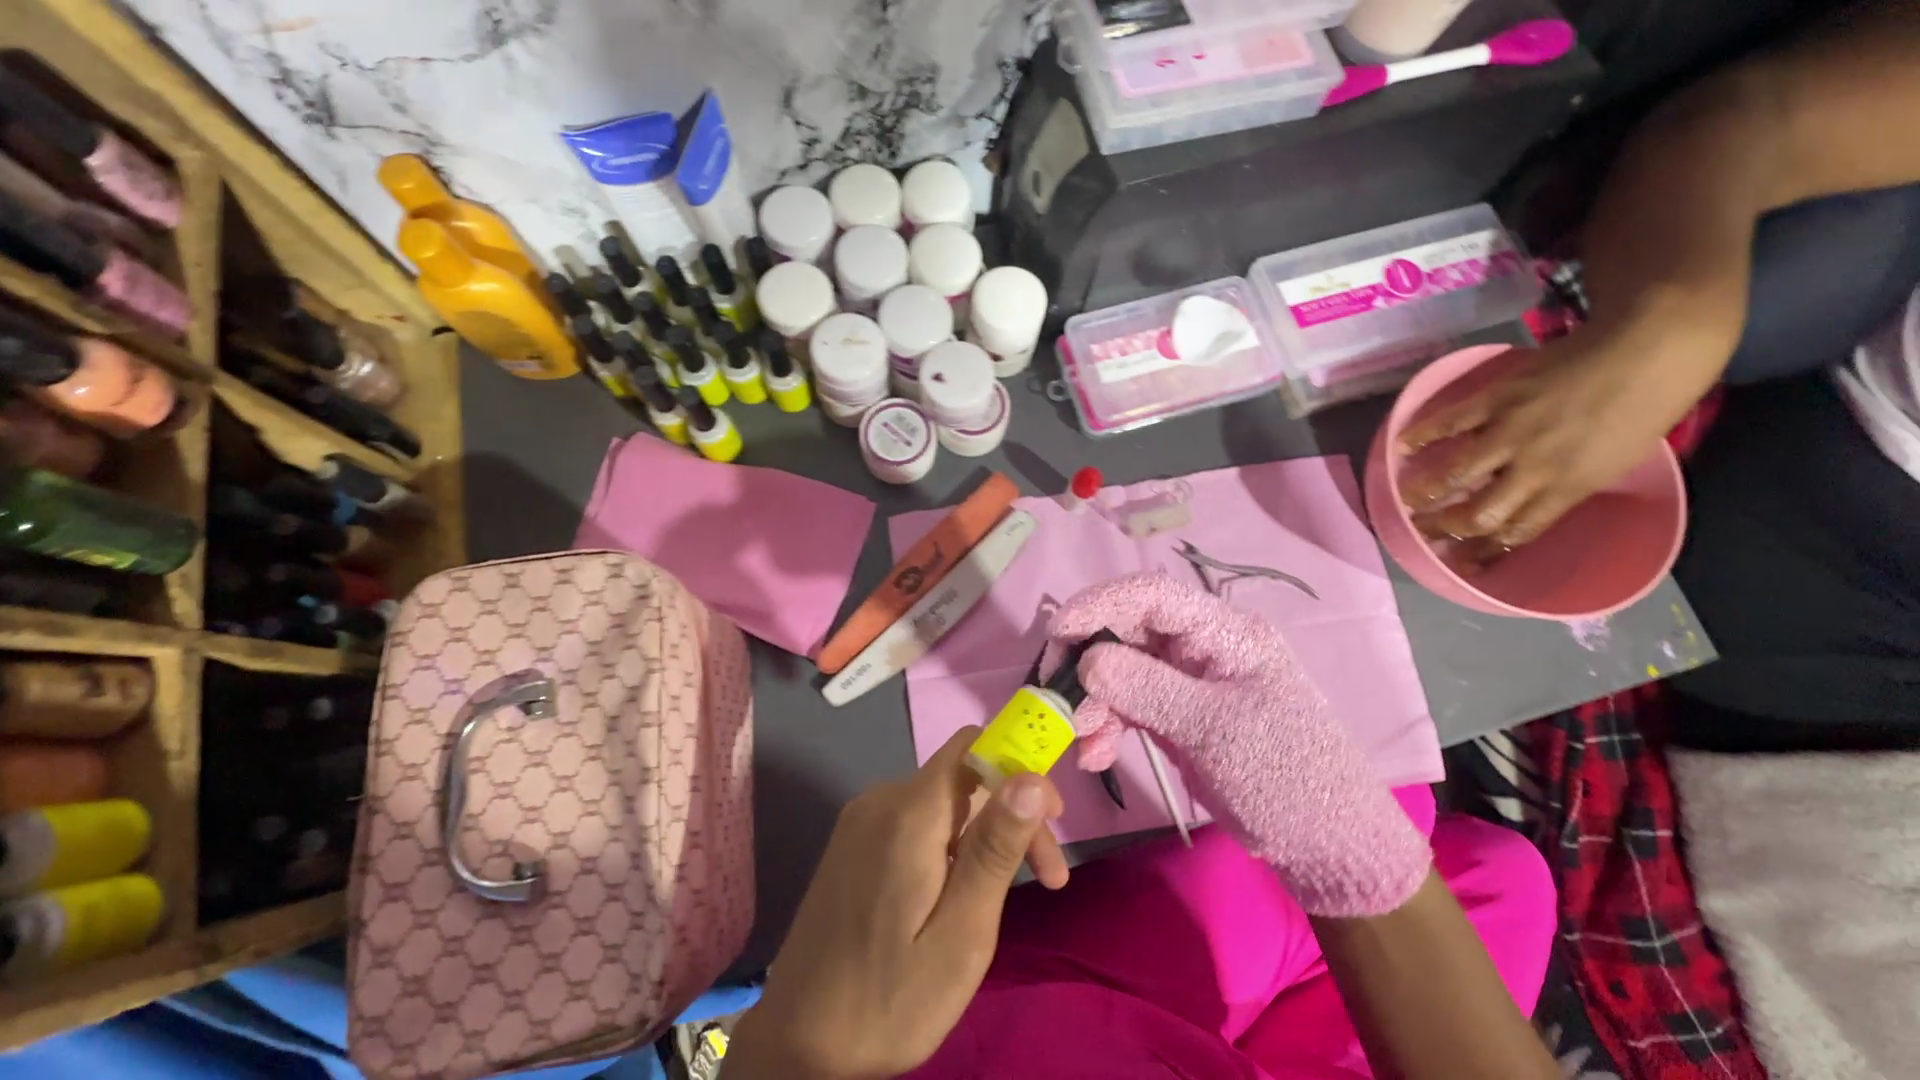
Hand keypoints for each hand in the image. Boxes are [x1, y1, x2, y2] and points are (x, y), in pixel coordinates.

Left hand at [726, 728, 1068, 1079]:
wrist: (798, 1043)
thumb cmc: (891, 999)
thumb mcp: (961, 934)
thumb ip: (995, 849)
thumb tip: (1032, 777)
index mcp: (908, 815)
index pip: (974, 747)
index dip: (1021, 767)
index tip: (1052, 822)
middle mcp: (880, 802)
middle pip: (964, 778)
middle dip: (1012, 815)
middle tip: (1048, 880)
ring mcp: (860, 823)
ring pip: (942, 802)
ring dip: (984, 835)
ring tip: (1004, 898)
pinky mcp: (852, 847)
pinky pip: (916, 823)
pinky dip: (950, 846)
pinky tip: (959, 896)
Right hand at [1047, 574, 1429, 916]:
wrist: (1324, 843)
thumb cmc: (1285, 776)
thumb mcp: (1215, 730)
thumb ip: (1149, 689)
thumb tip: (1087, 659)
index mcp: (1224, 632)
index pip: (1152, 596)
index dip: (1100, 605)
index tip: (1057, 633)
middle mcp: (1202, 647)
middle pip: (1128, 632)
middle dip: (1088, 662)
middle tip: (1056, 697)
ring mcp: (1188, 682)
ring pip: (1121, 671)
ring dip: (1094, 703)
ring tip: (1083, 745)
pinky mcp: (1177, 715)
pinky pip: (1128, 705)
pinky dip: (1107, 726)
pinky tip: (1096, 758)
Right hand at [1395, 325, 1719, 545]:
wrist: (1649, 346)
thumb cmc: (1646, 406)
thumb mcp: (1616, 461)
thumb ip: (1567, 482)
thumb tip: (1528, 495)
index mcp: (1569, 487)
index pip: (1515, 533)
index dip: (1484, 552)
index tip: (1462, 560)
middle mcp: (1534, 468)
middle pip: (1477, 514)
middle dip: (1444, 530)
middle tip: (1423, 531)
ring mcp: (1510, 432)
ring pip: (1455, 475)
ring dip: (1424, 492)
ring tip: (1407, 498)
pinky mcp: (1495, 399)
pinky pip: (1450, 422)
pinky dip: (1422, 436)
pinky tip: (1402, 446)